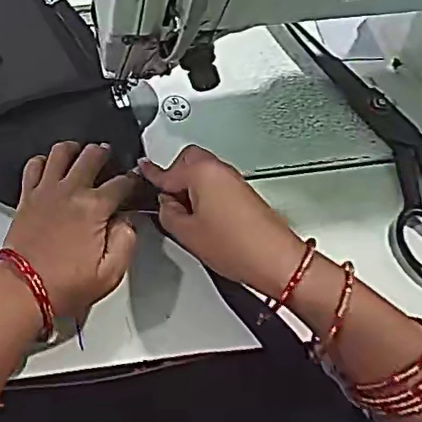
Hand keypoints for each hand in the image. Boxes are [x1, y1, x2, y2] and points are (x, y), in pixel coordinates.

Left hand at [0, 142, 138, 323]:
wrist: (24, 288)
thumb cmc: (62, 284)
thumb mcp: (110, 273)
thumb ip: (126, 241)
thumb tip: (127, 223)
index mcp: (93, 208)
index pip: (121, 182)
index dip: (132, 180)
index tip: (133, 182)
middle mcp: (69, 192)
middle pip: (92, 155)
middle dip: (105, 153)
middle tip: (109, 157)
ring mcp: (45, 191)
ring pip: (60, 151)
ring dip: (74, 149)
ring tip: (81, 153)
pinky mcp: (27, 196)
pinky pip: (34, 165)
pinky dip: (43, 160)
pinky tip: (50, 166)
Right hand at [138, 145, 301, 290]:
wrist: (278, 262)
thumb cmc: (240, 247)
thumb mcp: (185, 233)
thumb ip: (166, 212)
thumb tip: (166, 205)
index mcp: (201, 172)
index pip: (166, 170)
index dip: (150, 174)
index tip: (143, 170)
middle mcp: (219, 170)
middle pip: (187, 160)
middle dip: (175, 176)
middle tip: (169, 199)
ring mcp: (234, 180)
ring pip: (203, 172)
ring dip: (192, 186)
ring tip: (190, 217)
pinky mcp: (244, 193)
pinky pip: (216, 184)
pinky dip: (206, 195)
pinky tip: (207, 221)